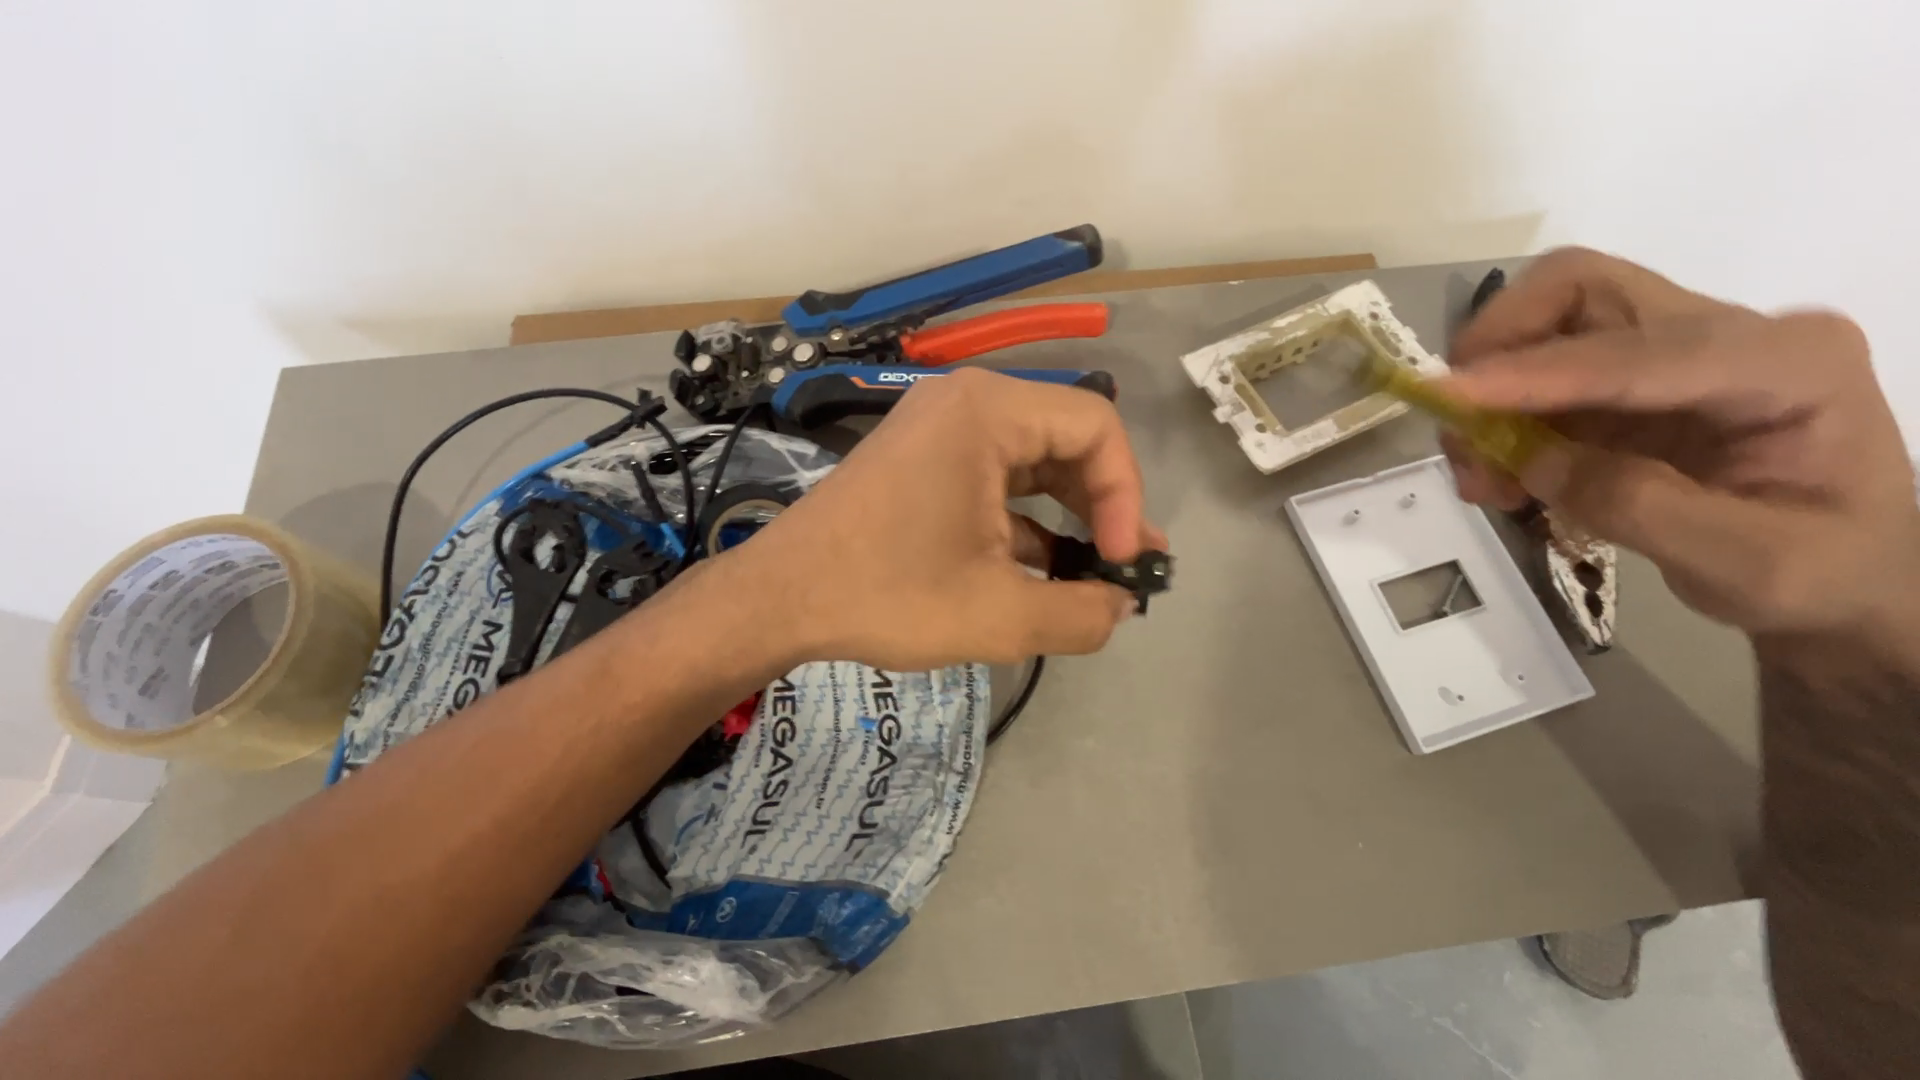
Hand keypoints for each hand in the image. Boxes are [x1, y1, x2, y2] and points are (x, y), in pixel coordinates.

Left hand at [727, 369, 1164, 669]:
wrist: (779, 598)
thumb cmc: (889, 595)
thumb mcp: (1000, 616)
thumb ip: (1083, 613)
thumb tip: (1123, 601)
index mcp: (988, 412)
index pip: (1098, 427)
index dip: (1125, 495)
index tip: (1120, 560)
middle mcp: (966, 401)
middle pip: (1067, 437)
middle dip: (1102, 504)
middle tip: (1124, 566)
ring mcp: (938, 426)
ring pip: (1033, 459)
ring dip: (1068, 513)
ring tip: (1093, 569)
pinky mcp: (921, 457)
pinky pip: (995, 474)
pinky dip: (1025, 515)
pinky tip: (1041, 566)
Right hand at [1440, 247, 1918, 640]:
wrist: (1853, 578)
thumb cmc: (1828, 573)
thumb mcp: (1754, 564)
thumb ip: (1642, 507)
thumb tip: (1533, 461)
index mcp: (1786, 363)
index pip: (1637, 353)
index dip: (1535, 373)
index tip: (1446, 396)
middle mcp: (1728, 335)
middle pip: (1583, 290)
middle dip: (1501, 341)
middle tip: (1455, 412)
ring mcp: (1673, 355)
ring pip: (1549, 328)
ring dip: (1492, 391)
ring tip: (1479, 474)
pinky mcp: (1630, 386)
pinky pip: (1541, 379)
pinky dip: (1501, 419)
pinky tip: (1501, 474)